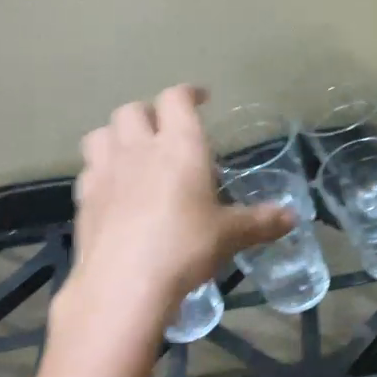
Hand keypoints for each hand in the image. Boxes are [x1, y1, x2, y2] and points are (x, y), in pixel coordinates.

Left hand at [56, 85, 291, 330]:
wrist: (124, 283)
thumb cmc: (185, 247)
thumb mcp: (231, 235)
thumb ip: (260, 222)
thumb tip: (292, 217)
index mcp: (180, 147)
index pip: (177, 100)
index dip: (188, 94)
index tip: (201, 98)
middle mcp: (139, 149)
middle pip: (133, 110)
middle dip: (150, 113)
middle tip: (166, 131)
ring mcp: (105, 172)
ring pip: (102, 133)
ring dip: (118, 135)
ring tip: (134, 153)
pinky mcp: (83, 199)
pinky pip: (89, 170)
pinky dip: (103, 170)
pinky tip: (116, 190)